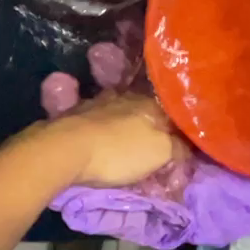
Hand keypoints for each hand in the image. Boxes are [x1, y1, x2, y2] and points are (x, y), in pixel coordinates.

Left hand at [27, 92, 179, 187]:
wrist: (64, 150)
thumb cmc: (118, 152)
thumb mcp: (160, 152)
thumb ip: (177, 146)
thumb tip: (184, 145)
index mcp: (148, 103)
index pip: (170, 113)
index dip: (175, 130)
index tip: (177, 145)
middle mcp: (122, 97)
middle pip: (141, 111)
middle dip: (146, 125)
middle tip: (149, 144)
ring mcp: (94, 104)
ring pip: (114, 112)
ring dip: (119, 124)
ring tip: (122, 142)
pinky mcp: (71, 115)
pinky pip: (92, 121)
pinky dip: (98, 129)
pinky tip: (96, 137)